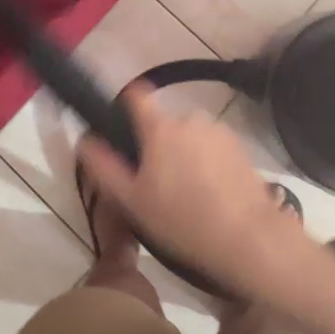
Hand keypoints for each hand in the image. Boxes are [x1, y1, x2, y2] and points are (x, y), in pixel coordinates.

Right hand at [77, 86, 309, 296]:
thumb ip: (104, 167)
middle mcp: (189, 119)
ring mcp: (218, 131)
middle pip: (163, 125)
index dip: (126, 106)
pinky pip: (212, 149)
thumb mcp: (132, 201)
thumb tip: (85, 140)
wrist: (248, 237)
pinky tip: (211, 196)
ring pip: (189, 138)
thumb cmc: (182, 220)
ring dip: (184, 157)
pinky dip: (208, 165)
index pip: (136, 96)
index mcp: (160, 127)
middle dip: (158, 148)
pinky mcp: (240, 147)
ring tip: (187, 197)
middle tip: (156, 186)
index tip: (124, 129)